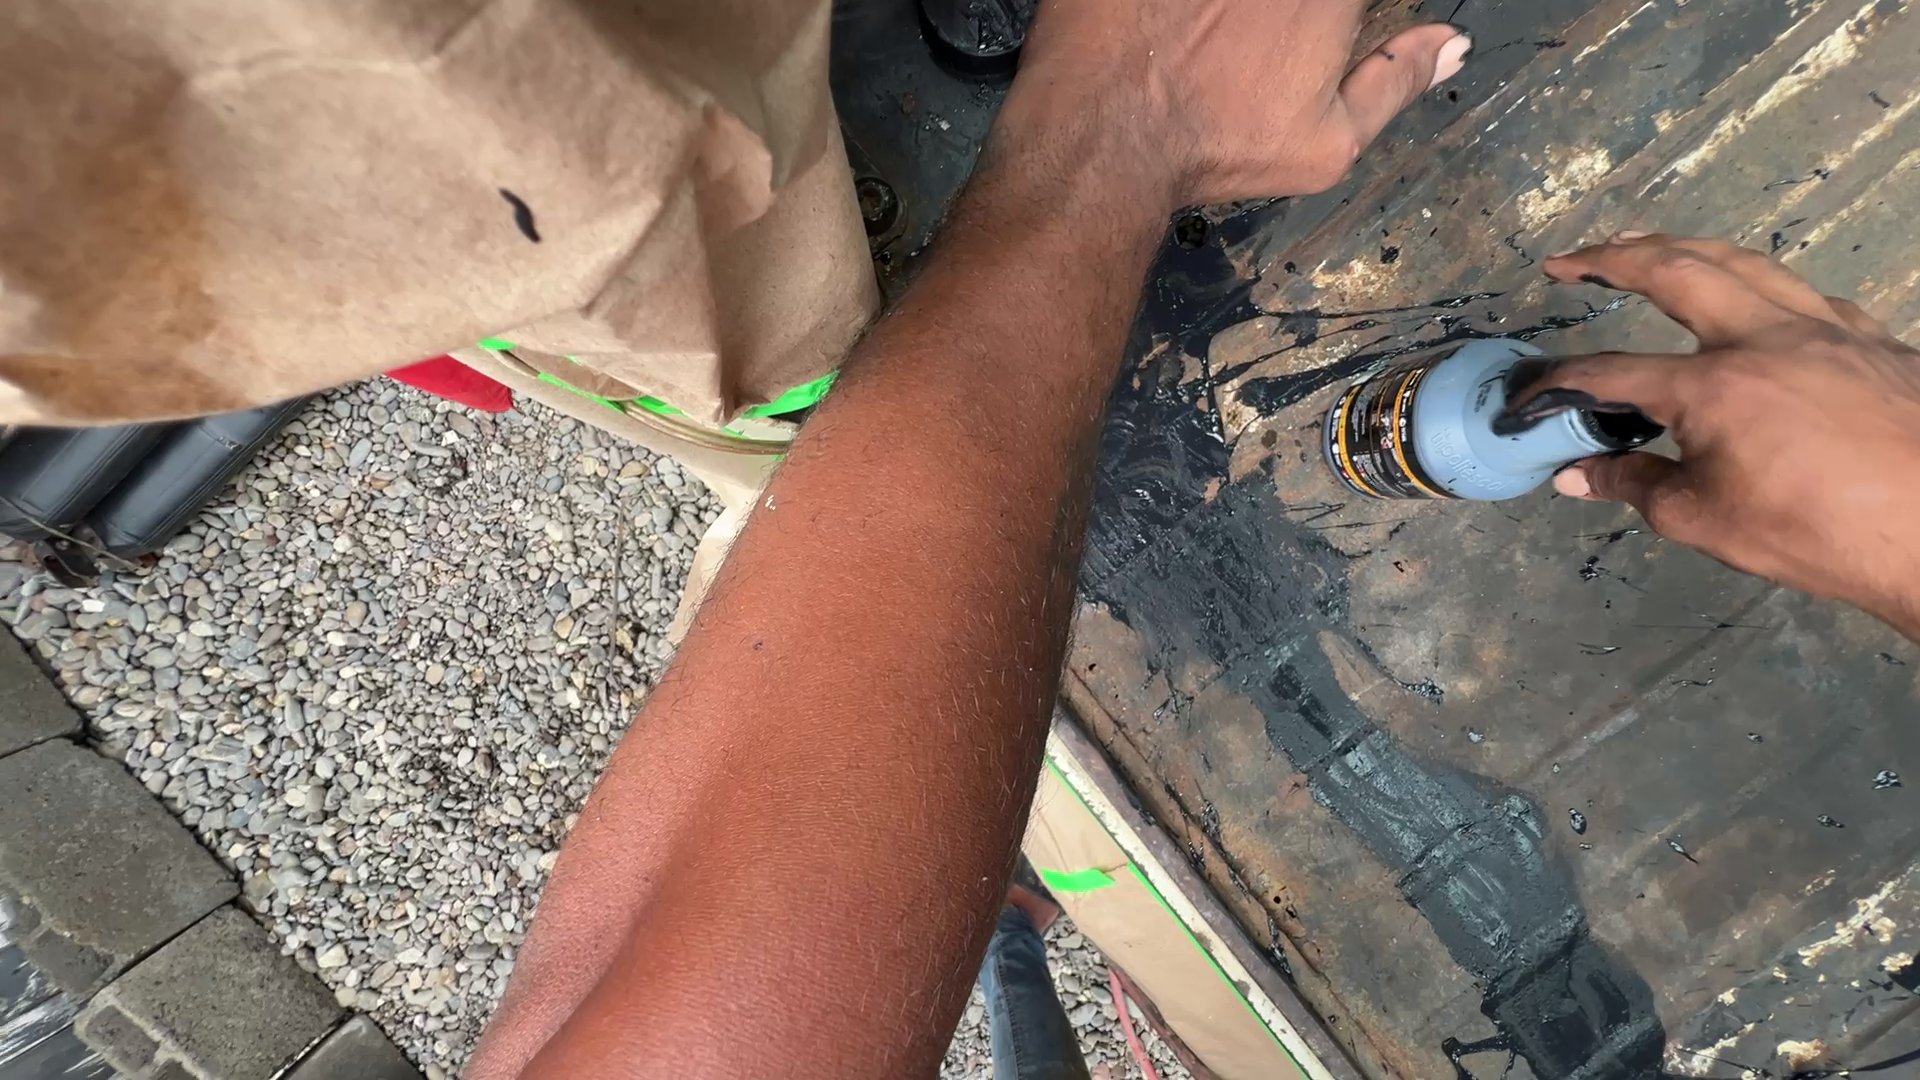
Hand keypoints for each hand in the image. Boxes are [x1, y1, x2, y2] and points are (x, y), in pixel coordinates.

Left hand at [993, 0, 1471, 207]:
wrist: (1107, 138)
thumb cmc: (1217, 148)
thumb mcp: (1325, 147)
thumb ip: (1394, 87)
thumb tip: (1450, 46)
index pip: (1346, 2)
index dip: (1325, 24)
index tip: (1306, 42)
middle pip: (1285, 2)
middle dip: (1271, 24)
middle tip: (1243, 47)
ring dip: (1219, 18)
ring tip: (1203, 36)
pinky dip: (1163, 10)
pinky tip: (1167, 29)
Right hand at [1515, 233, 1919, 636]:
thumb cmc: (1815, 531)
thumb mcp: (1697, 516)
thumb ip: (1630, 482)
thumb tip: (1573, 476)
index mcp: (1715, 386)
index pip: (1607, 374)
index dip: (1553, 386)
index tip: (1521, 401)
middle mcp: (1769, 340)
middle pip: (1681, 274)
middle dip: (1614, 260)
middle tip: (1567, 261)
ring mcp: (1829, 333)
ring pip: (1746, 265)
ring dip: (1682, 249)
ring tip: (1638, 244)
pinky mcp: (1871, 343)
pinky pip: (1798, 293)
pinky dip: (1749, 283)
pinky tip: (1735, 295)